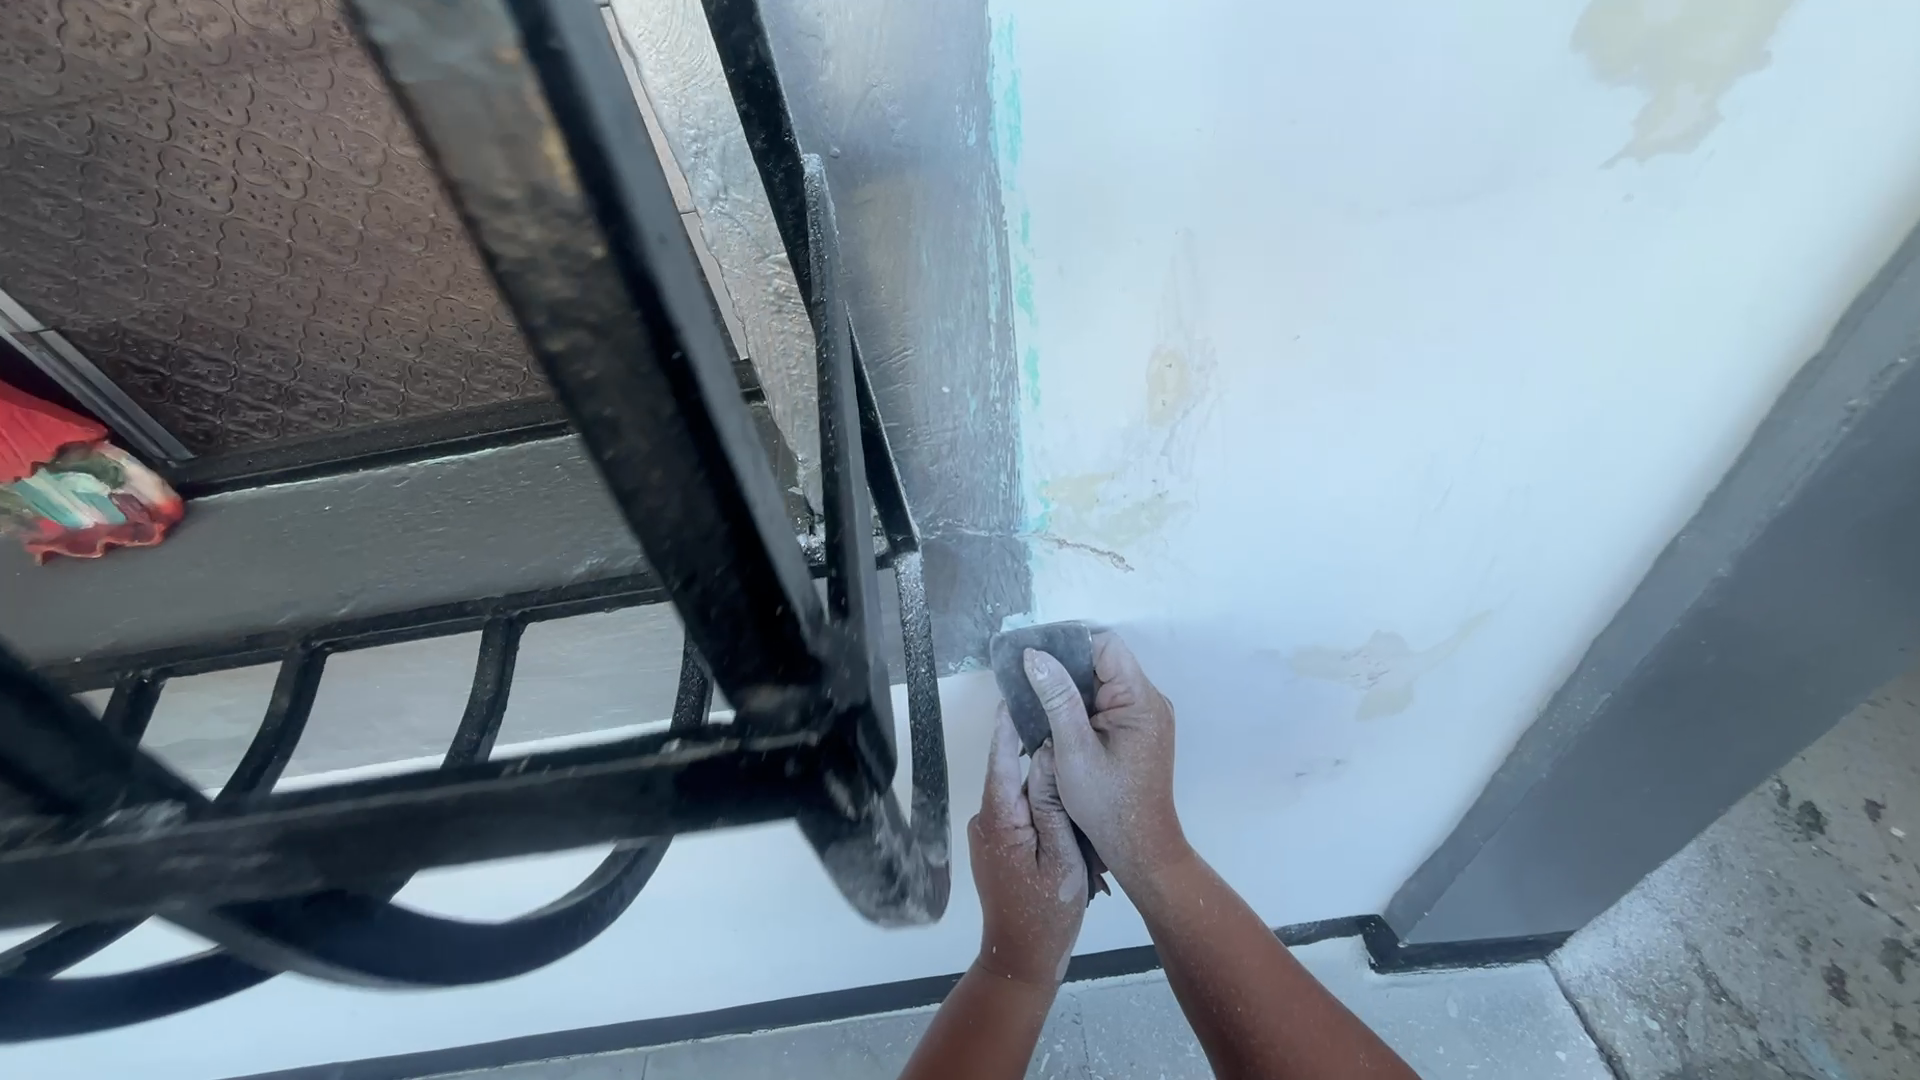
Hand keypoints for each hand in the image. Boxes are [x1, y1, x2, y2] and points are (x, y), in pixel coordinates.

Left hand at [968, 710, 1086, 987]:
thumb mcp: (1062, 857)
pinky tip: (1059, 797)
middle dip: (1029, 747)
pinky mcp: (995, 844)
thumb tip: (1044, 753)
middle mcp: (985, 820)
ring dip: (1035, 778)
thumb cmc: (1048, 912)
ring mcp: (988, 833)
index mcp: (999, 819)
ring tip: (1067, 753)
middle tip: (1059, 718)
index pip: (1000, 759)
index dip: (1007, 725)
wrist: (1021, 959)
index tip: (1017, 692)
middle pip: (1007, 772)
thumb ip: (1051, 803)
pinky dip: (1033, 799)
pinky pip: (1015, 810)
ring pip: (1014, 792)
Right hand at [1024, 632, 1187, 883]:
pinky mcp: (1136, 730)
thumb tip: (1034, 655)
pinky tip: (1054, 717)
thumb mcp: (1073, 749)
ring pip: (1100, 682)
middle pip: (1102, 662)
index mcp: (1140, 699)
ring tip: (1035, 696)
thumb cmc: (1107, 803)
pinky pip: (1105, 702)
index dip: (1069, 644)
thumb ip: (1056, 698)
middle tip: (1027, 676)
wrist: (1139, 848)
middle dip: (1064, 666)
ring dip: (1070, 688)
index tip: (1033, 655)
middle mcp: (1148, 700)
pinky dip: (1079, 705)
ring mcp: (1144, 716)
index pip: (1105, 646)